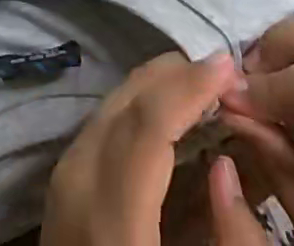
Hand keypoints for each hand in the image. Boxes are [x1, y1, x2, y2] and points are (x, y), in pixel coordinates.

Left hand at [43, 51, 269, 245]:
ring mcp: (64, 175)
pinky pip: (105, 119)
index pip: (147, 125)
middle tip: (226, 71)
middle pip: (126, 101)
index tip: (229, 65)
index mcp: (110, 217)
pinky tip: (170, 109)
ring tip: (204, 84)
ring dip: (159, 85)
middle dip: (177, 75)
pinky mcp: (65, 176)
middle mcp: (78, 181)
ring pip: (113, 102)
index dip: (188, 87)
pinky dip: (140, 102)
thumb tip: (226, 164)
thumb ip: (227, 236)